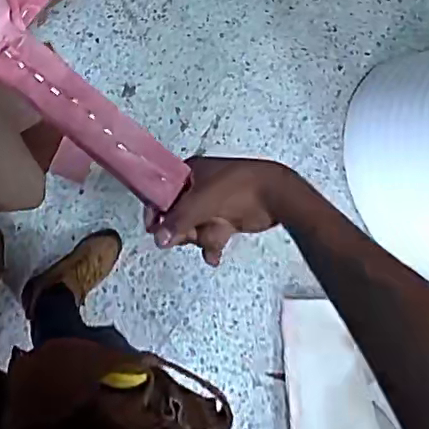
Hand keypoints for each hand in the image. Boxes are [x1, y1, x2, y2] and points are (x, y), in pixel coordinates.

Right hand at [147, 157, 303, 265]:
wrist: (276, 195)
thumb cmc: (238, 188)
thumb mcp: (203, 201)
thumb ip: (179, 220)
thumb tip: (158, 238)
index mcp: (190, 172)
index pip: (164, 191)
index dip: (157, 210)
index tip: (152, 228)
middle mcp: (199, 187)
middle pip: (177, 214)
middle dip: (182, 229)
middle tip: (188, 236)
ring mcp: (213, 204)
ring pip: (194, 227)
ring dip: (200, 238)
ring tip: (212, 240)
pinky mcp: (226, 218)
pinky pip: (210, 235)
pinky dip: (211, 246)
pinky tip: (215, 256)